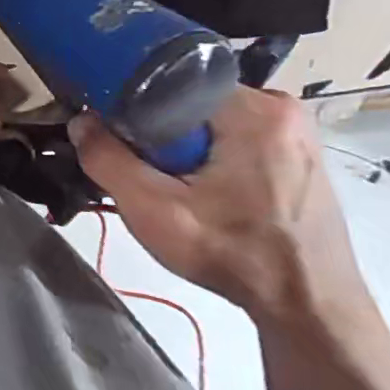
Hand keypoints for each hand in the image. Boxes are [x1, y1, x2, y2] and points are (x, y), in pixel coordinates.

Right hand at [68, 87, 369, 327]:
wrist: (308, 306)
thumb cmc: (232, 254)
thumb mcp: (153, 210)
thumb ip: (108, 160)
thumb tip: (80, 121)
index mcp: (255, 109)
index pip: (170, 83)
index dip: (130, 106)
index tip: (111, 134)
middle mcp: (282, 108)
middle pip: (188, 101)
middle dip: (157, 131)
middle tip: (143, 171)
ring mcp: (296, 131)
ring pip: (208, 121)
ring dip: (181, 146)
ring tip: (171, 185)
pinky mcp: (297, 153)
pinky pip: (233, 136)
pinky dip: (208, 156)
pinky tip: (200, 190)